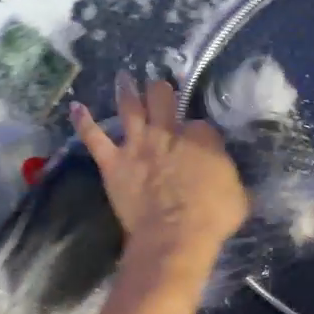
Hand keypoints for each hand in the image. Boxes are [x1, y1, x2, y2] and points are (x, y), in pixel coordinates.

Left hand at [71, 74, 248, 263]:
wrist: (174, 236)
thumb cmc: (212, 219)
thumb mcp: (238, 195)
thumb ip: (229, 177)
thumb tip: (227, 177)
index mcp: (202, 138)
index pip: (199, 123)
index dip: (197, 129)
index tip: (197, 137)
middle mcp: (167, 133)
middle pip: (162, 98)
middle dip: (161, 90)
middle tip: (158, 86)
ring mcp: (137, 145)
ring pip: (129, 107)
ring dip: (126, 90)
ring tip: (123, 77)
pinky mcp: (112, 162)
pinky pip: (94, 137)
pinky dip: (84, 122)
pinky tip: (76, 107)